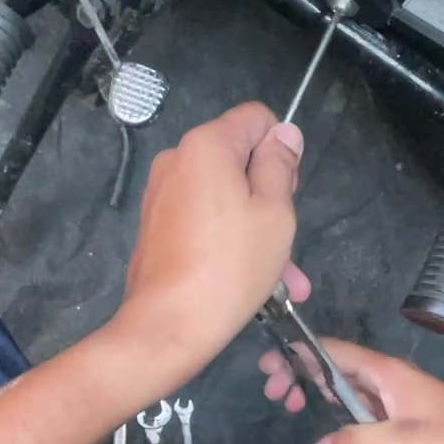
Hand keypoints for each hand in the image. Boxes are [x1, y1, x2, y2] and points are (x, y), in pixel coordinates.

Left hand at [112, 102, 310, 378]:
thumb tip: (284, 132)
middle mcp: (177, 160)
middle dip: (270, 197)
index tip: (288, 191)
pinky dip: (228, 242)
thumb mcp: (274, 213)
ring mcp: (161, 195)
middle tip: (288, 240)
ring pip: (224, 199)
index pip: (256, 118)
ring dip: (256, 230)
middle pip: (238, 160)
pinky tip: (252, 281)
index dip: (281, 149)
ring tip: (285, 280)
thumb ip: (280, 166)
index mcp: (206, 145)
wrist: (169, 325)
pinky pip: (203, 222)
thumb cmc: (231, 267)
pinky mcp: (156, 227)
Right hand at [259, 337, 443, 443]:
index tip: (268, 364)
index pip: (335, 352)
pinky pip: (359, 404)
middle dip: (299, 372)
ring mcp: (397, 397)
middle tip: (271, 392)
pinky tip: (326, 422)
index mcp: (389, 374)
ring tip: (287, 404)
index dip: (299, 354)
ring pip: (346, 385)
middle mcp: (390, 379)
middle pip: (335, 366)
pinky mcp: (403, 416)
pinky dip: (335, 407)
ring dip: (314, 389)